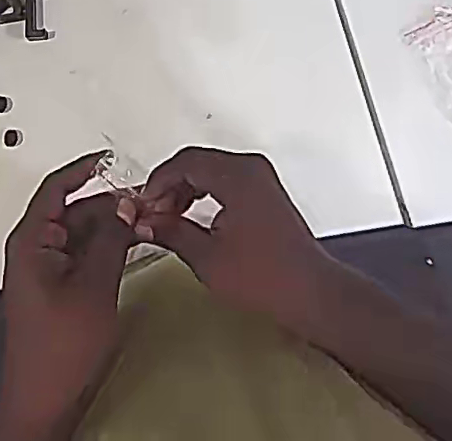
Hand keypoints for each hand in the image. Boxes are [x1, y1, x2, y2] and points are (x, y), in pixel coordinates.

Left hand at [0, 152, 136, 440]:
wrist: (45, 402)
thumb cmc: (58, 351)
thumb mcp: (93, 285)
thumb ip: (111, 238)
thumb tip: (125, 205)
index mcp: (32, 241)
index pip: (56, 188)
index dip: (83, 168)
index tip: (107, 158)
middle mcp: (35, 248)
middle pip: (75, 208)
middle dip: (109, 203)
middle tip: (142, 201)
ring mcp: (46, 267)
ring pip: (83, 230)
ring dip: (112, 225)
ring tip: (143, 222)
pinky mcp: (58, 283)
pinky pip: (84, 250)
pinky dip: (107, 245)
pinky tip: (131, 244)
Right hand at [132, 146, 346, 339]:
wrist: (308, 292)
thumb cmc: (268, 277)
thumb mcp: (207, 257)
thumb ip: (172, 232)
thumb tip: (148, 222)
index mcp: (236, 175)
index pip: (185, 162)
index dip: (158, 181)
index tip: (143, 202)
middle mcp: (250, 168)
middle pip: (197, 161)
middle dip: (170, 185)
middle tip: (153, 211)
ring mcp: (259, 176)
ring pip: (209, 168)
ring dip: (185, 188)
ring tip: (169, 217)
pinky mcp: (263, 189)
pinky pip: (224, 177)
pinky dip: (204, 191)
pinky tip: (191, 216)